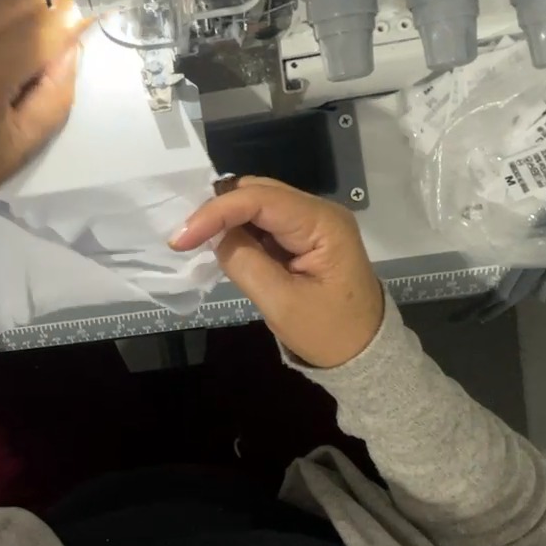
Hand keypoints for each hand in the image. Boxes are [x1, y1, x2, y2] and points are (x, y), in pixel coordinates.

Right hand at [170, 177, 384, 368]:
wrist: (364, 354)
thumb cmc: (329, 333)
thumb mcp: (282, 304)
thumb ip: (244, 263)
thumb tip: (215, 236)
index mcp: (323, 223)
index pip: (260, 199)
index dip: (216, 212)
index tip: (181, 238)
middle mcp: (318, 212)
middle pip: (257, 191)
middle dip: (217, 209)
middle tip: (185, 237)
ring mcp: (310, 222)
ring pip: (256, 202)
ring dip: (224, 218)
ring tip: (195, 240)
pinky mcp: (301, 236)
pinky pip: (262, 220)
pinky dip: (236, 228)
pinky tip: (217, 243)